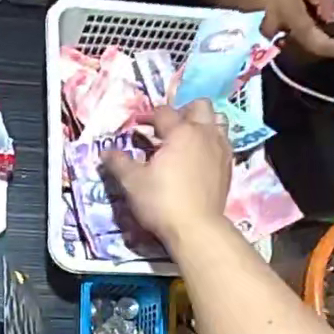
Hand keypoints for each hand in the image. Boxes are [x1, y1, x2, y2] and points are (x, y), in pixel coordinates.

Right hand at [102, 102, 232, 253]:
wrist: (195, 227)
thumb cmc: (160, 202)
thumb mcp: (132, 182)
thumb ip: (119, 163)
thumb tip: (105, 151)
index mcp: (180, 132)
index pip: (163, 113)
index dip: (147, 117)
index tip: (136, 127)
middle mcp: (204, 133)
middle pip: (198, 106)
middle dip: (181, 112)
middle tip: (166, 130)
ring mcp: (220, 147)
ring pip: (217, 120)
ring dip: (201, 123)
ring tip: (186, 140)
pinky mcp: (228, 164)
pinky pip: (222, 141)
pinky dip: (209, 142)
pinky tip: (198, 157)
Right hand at [216, 0, 333, 58]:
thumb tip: (332, 17)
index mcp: (289, 16)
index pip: (313, 39)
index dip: (329, 47)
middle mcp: (273, 34)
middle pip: (295, 42)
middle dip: (305, 33)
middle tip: (311, 17)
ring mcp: (256, 40)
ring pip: (280, 42)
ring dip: (288, 33)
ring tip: (288, 14)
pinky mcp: (245, 41)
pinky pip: (267, 41)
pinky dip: (276, 32)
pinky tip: (273, 18)